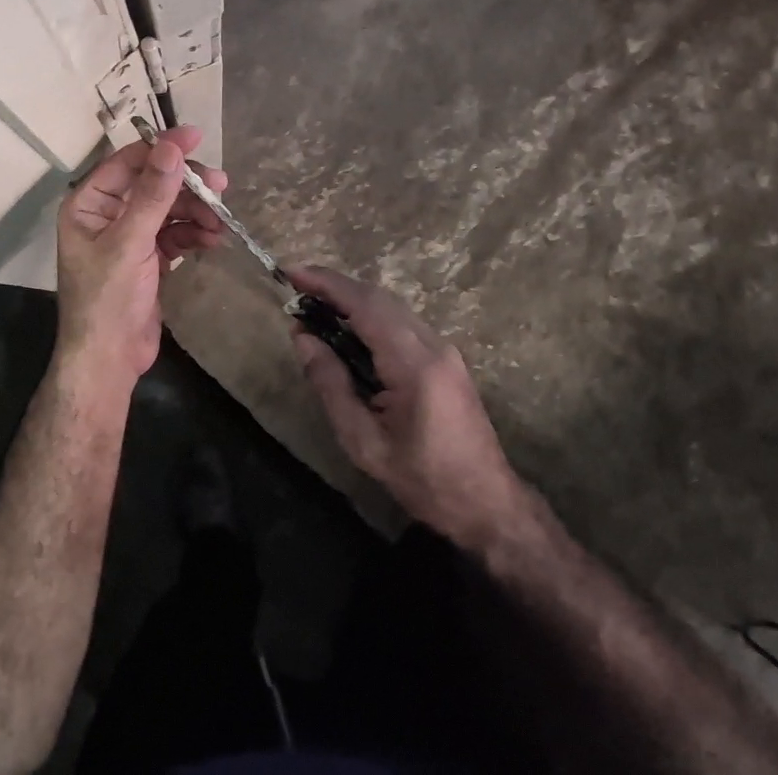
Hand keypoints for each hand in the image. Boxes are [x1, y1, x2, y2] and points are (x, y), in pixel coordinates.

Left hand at [56, 125, 225, 388]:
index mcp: (87, 205)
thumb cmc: (107, 299)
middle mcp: (105, 216)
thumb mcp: (129, 243)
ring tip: (219, 222)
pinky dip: (193, 234)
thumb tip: (172, 148)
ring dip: (195, 212)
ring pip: (167, 210)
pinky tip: (213, 239)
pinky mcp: (147, 260)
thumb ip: (152, 195)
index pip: (127, 163)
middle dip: (185, 186)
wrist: (108, 359)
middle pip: (152, 184)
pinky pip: (174, 235)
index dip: (161, 149)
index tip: (197, 138)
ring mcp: (128, 238)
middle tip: (220, 186)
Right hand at [289, 266, 526, 548]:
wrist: (486, 503)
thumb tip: (302, 337)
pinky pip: (402, 325)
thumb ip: (331, 384)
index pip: (366, 305)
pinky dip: (369, 318)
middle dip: (335, 288)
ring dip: (352, 301)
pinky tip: (346, 331)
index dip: (326, 284)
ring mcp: (445, 352)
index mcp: (414, 365)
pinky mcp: (447, 361)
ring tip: (312, 308)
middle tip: (294, 290)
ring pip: (393, 309)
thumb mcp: (362, 440)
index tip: (290, 273)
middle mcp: (434, 347)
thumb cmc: (422, 479)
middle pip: (380, 299)